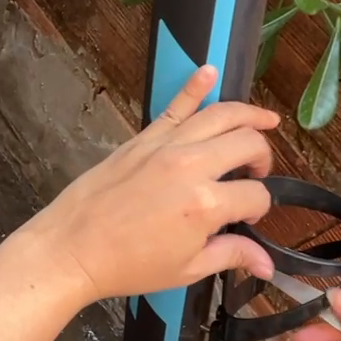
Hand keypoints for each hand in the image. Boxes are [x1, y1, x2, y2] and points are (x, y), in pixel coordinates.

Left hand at [12, 66, 278, 306]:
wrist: (72, 249)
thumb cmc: (128, 265)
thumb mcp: (186, 269)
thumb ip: (231, 255)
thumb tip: (267, 264)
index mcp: (206, 204)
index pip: (255, 195)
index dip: (258, 208)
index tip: (246, 219)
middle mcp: (191, 166)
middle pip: (247, 143)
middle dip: (261, 158)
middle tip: (254, 174)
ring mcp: (165, 147)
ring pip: (220, 115)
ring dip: (249, 114)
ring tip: (267, 120)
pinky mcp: (141, 139)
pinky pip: (174, 106)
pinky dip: (194, 86)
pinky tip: (209, 71)